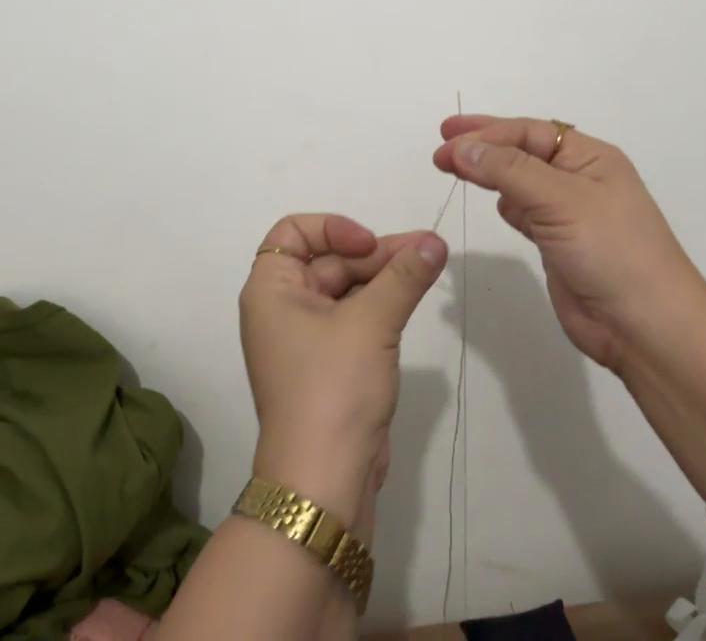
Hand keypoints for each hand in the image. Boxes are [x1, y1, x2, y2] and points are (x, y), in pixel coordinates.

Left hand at [239, 214, 446, 529]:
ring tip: (431, 267)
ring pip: (346, 291)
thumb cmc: (333, 386)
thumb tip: (434, 241)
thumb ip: (403, 276)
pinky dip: (381, 306)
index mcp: (270, 290)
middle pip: (328, 261)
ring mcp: (306, 340)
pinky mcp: (330, 366)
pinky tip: (414, 301)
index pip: (293, 233)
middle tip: (427, 251)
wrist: (323, 477)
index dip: (333, 229)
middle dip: (376, 254)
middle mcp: (282, 309)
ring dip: (385, 278)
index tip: (370, 246)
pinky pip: (354, 320)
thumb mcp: (371, 322)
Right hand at [432, 116, 705, 372]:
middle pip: (522, 151)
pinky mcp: (558, 246)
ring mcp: (569, 215)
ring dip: (491, 174)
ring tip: (455, 168)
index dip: (486, 132)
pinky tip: (493, 205)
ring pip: (521, 182)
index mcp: (591, 158)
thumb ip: (509, 171)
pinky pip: (525, 214)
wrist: (644, 325)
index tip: (445, 142)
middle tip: (441, 146)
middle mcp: (580, 180)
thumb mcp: (561, 200)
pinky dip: (506, 205)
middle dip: (483, 146)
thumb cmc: (611, 251)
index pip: (529, 132)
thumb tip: (462, 148)